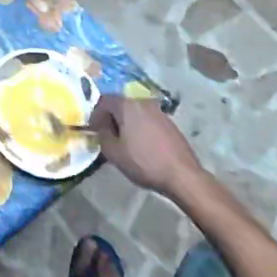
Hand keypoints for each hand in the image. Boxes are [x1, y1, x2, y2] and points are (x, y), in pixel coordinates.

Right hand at [90, 95, 204, 198]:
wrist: (182, 175)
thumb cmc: (144, 162)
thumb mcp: (113, 153)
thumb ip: (102, 135)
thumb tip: (101, 128)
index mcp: (127, 105)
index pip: (103, 101)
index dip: (95, 115)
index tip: (93, 130)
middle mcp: (142, 102)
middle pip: (120, 104)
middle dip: (111, 118)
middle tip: (107, 136)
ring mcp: (159, 111)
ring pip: (135, 112)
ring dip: (127, 123)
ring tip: (125, 143)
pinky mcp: (170, 123)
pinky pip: (148, 120)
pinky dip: (140, 128)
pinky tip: (142, 146)